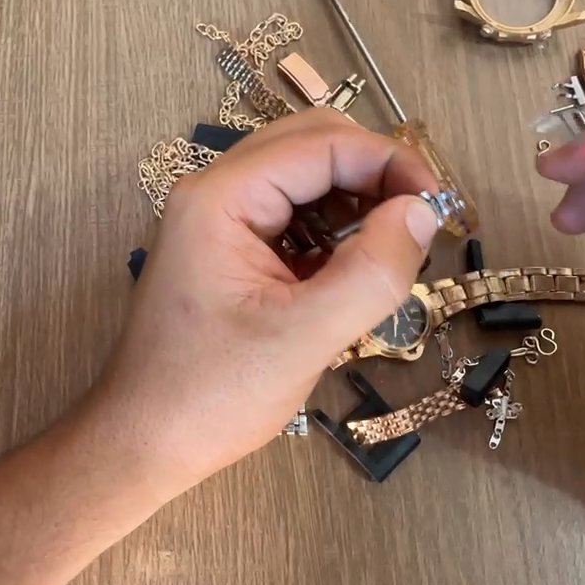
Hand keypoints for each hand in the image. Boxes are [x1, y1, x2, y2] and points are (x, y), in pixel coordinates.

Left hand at [90, 109, 439, 496]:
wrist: (144, 440)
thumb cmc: (211, 395)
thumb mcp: (302, 338)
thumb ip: (371, 272)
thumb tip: (424, 212)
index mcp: (221, 198)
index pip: (321, 144)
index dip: (389, 162)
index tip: (440, 204)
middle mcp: (215, 193)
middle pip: (311, 146)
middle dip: (373, 174)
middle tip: (420, 222)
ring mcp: (218, 220)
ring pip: (303, 179)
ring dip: (354, 202)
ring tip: (391, 250)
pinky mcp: (228, 249)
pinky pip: (290, 216)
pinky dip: (331, 231)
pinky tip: (353, 268)